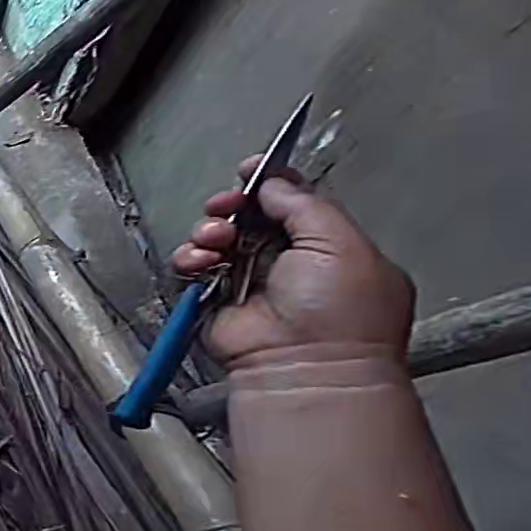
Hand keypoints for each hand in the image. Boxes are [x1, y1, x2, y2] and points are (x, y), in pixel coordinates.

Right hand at [172, 157, 413, 371]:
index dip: (268, 183)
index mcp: (321, 243)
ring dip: (207, 232)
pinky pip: (190, 266)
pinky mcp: (207, 296)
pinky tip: (199, 262)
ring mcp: (241, 278)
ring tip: (213, 241)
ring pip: (212, 237)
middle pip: (243, 216)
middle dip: (230, 205)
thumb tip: (274, 184)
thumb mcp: (341, 244)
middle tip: (223, 207)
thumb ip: (305, 207)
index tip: (249, 168)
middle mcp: (278, 257)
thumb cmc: (337, 306)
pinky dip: (189, 259)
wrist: (303, 362)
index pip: (289, 202)